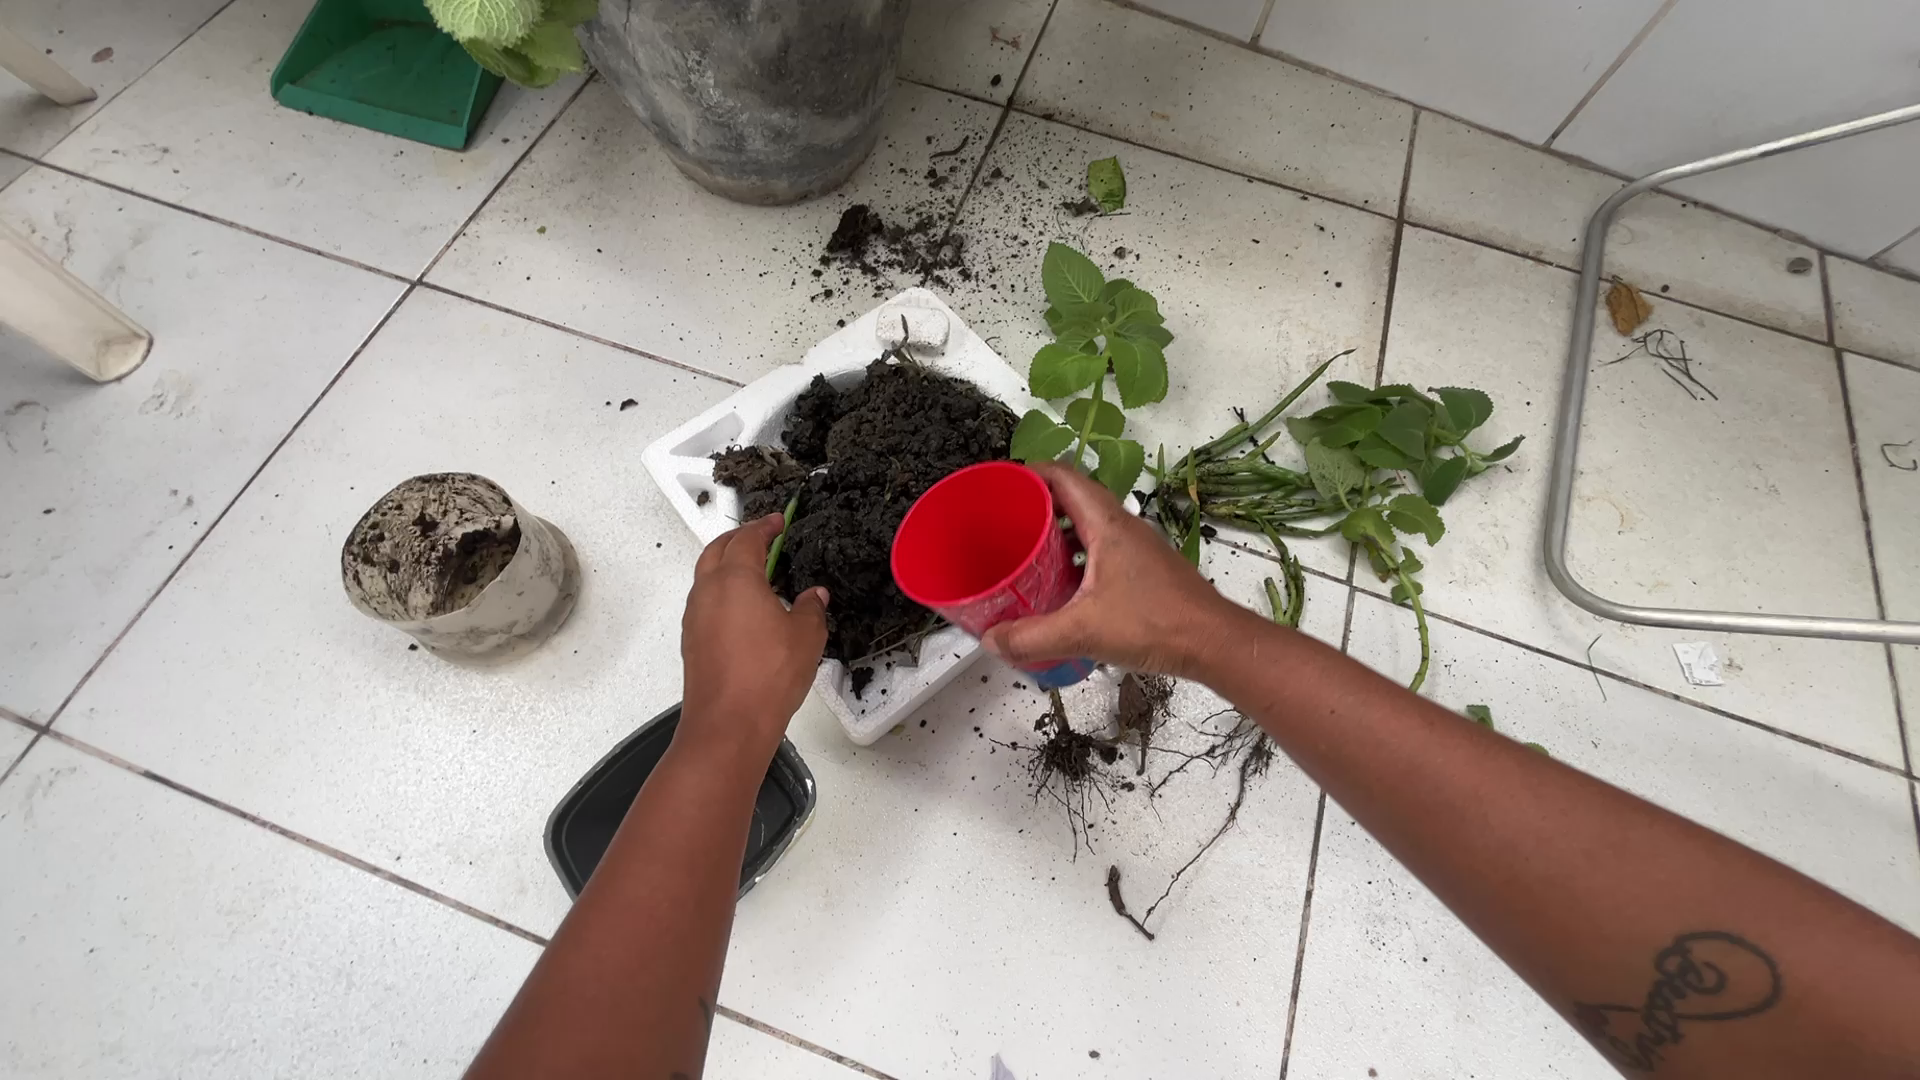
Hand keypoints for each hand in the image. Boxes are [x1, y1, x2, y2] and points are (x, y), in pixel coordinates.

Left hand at [679, 514, 828, 761]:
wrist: (728, 724)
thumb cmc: (770, 674)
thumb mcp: (807, 636)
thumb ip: (811, 608)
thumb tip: (814, 595)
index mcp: (736, 579)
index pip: (748, 540)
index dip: (764, 527)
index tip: (778, 522)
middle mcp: (708, 591)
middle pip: (717, 550)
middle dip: (738, 539)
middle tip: (762, 537)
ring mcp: (696, 617)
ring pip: (706, 576)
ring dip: (727, 564)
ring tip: (755, 571)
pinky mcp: (693, 641)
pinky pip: (706, 601)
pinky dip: (723, 591)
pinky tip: (745, 608)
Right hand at [981, 462, 1248, 679]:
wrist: (1216, 644)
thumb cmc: (1153, 625)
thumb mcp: (1083, 632)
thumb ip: (1031, 638)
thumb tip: (989, 640)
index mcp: (1108, 525)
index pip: (1065, 477)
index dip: (1030, 473)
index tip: (1001, 484)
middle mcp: (1123, 527)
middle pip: (1074, 498)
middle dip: (1037, 504)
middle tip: (1005, 523)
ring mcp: (1137, 549)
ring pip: (1089, 526)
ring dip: (1058, 533)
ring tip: (1026, 554)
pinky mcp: (1144, 570)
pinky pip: (1101, 549)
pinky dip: (1076, 557)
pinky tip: (1061, 587)